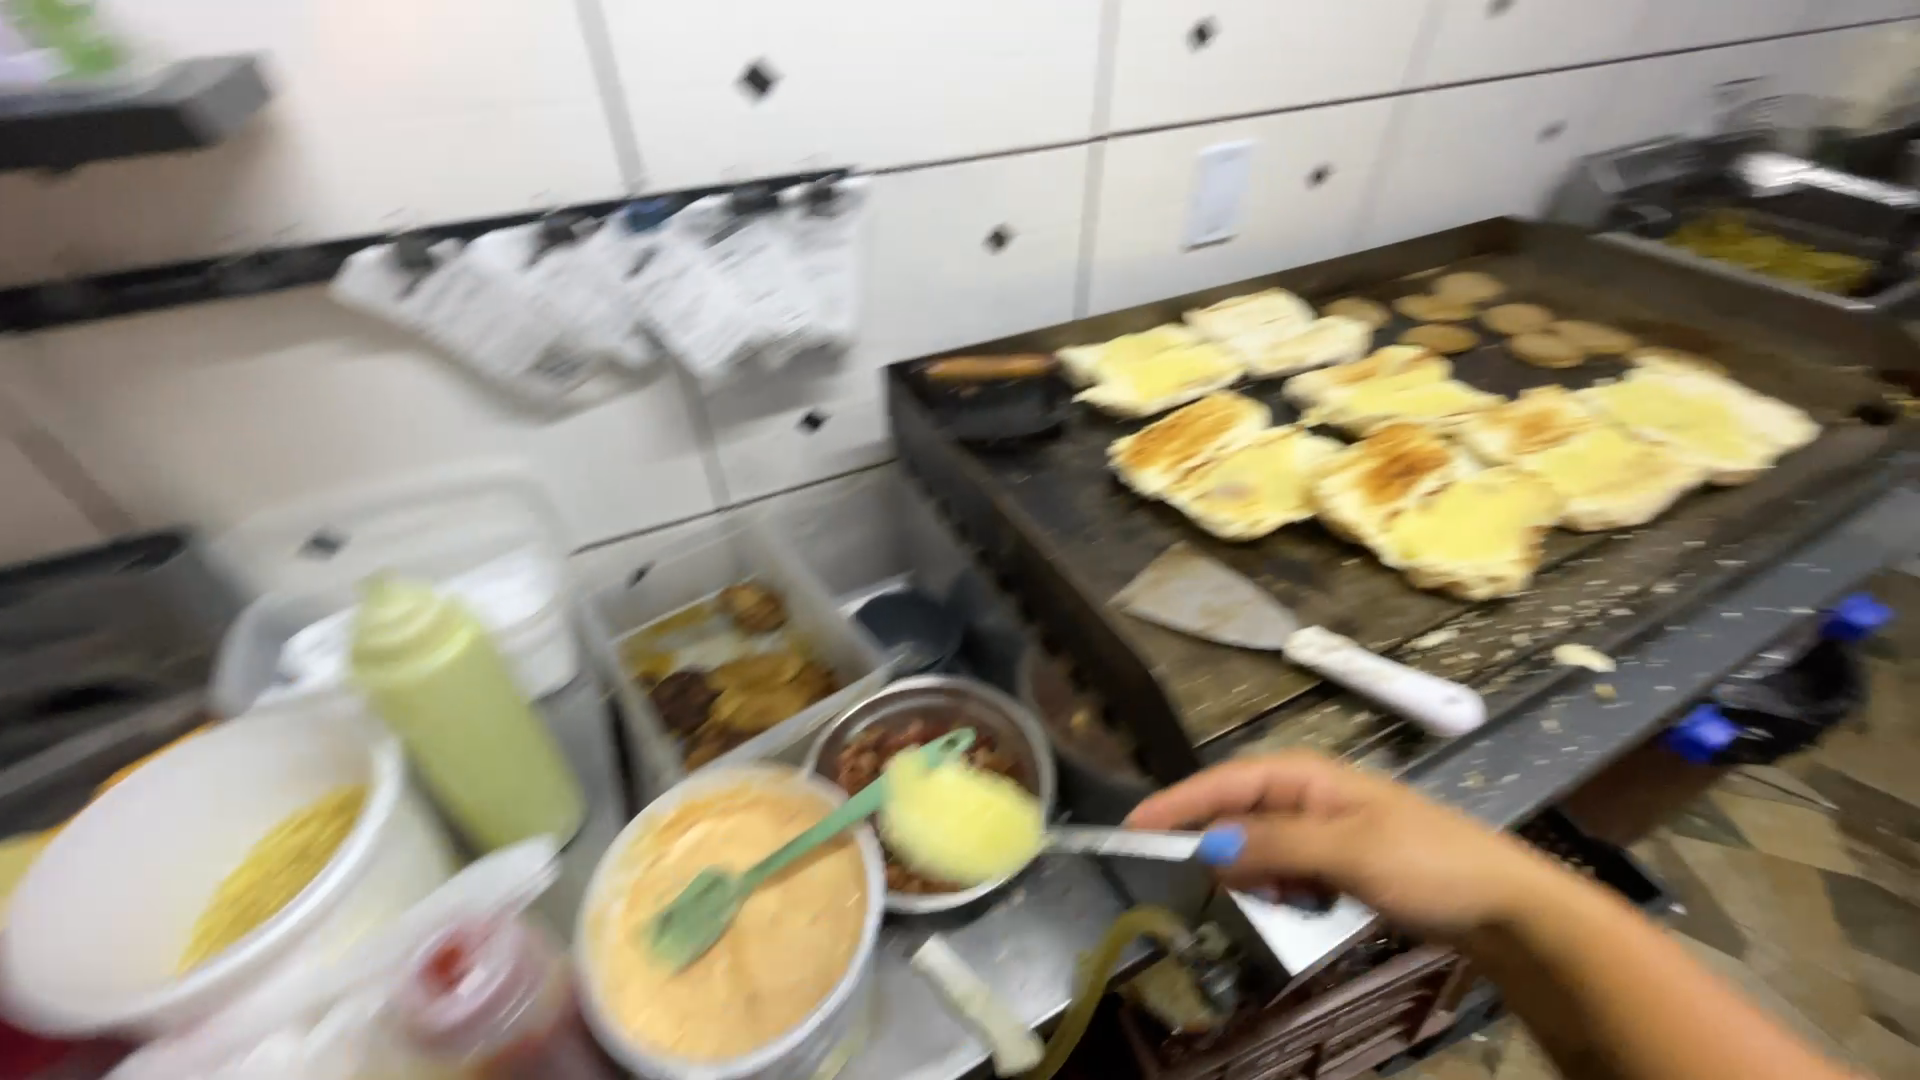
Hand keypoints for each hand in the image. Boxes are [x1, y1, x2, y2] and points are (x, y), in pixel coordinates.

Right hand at [1126, 752, 1570, 939]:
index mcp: (1302, 774)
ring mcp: (1317, 826)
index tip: (1132, 826)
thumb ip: (1273, 846)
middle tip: (1262, 888)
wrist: (1507, 906)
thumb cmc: (1428, 863)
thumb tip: (1207, 848)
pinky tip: (1314, 903)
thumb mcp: (1348, 853)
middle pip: (1234, 817)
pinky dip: (1286, 890)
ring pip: (1255, 849)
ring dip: (1264, 878)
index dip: (1176, 803)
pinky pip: (1282, 870)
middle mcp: (1302, 793)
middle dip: (1234, 855)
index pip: (1221, 782)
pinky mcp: (1331, 858)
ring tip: (1305, 899)